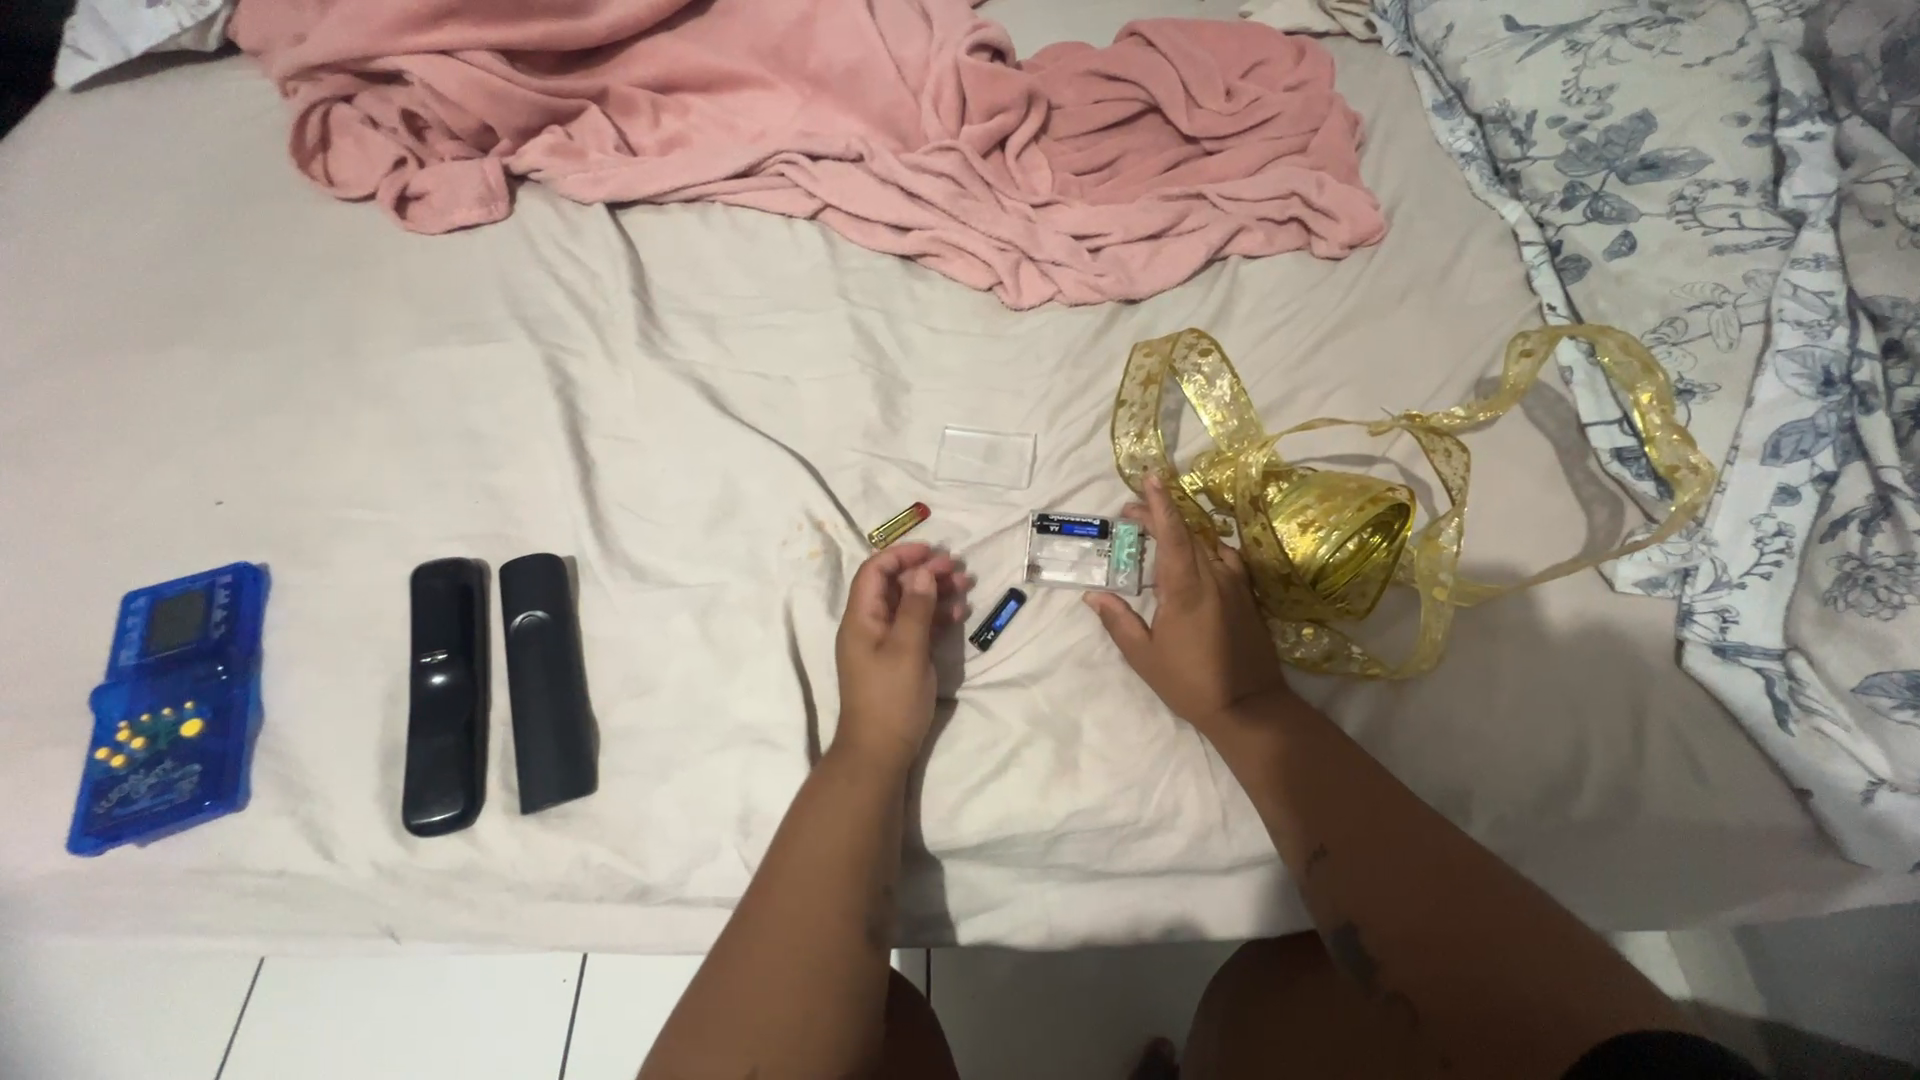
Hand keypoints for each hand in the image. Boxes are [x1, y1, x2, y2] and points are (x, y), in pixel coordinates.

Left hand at [834, 542, 969, 767]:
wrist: (880, 751)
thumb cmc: (890, 698)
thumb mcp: (907, 649)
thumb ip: (916, 608)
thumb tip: (922, 573)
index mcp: (860, 618)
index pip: (875, 571)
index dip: (901, 555)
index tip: (932, 551)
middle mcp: (869, 624)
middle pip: (895, 585)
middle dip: (925, 572)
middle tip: (958, 569)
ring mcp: (884, 642)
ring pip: (910, 604)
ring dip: (935, 592)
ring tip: (966, 587)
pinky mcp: (900, 658)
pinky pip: (917, 626)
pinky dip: (936, 616)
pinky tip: (959, 613)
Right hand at [1085, 474, 1298, 740]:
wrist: (1250, 706)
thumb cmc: (1190, 683)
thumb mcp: (1144, 656)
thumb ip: (1118, 621)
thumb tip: (1092, 595)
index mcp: (1185, 589)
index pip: (1173, 534)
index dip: (1160, 504)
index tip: (1150, 478)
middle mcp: (1214, 578)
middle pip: (1187, 532)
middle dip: (1158, 515)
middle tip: (1129, 512)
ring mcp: (1235, 585)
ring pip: (1207, 543)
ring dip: (1181, 531)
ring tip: (1155, 533)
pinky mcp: (1247, 596)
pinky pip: (1224, 559)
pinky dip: (1203, 548)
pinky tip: (1192, 559)